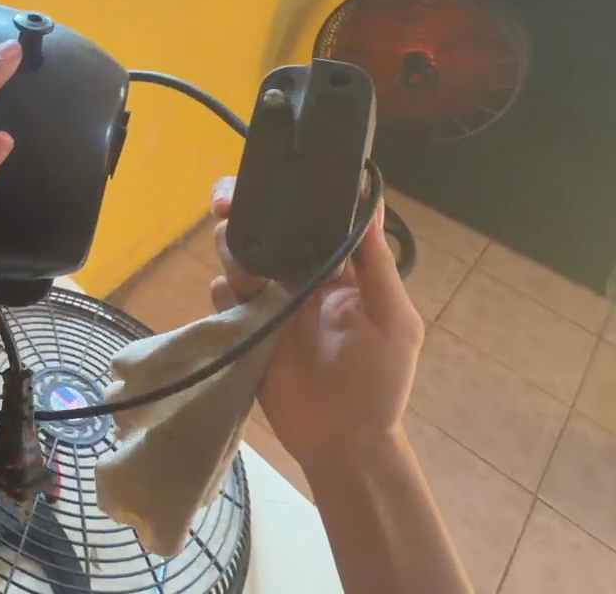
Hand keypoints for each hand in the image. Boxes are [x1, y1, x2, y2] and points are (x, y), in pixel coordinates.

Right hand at [208, 178, 423, 464]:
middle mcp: (294, 273)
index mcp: (333, 266)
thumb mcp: (394, 322)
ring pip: (234, 252)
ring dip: (233, 252)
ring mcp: (265, 297)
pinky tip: (242, 312)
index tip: (267, 176)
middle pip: (258, 225)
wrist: (341, 440)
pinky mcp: (241, 322)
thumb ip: (378, 266)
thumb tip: (372, 202)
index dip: (284, 192)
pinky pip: (221, 292)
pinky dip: (225, 294)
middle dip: (236, 208)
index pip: (306, 216)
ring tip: (249, 280)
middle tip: (224, 205)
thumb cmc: (379, 381)